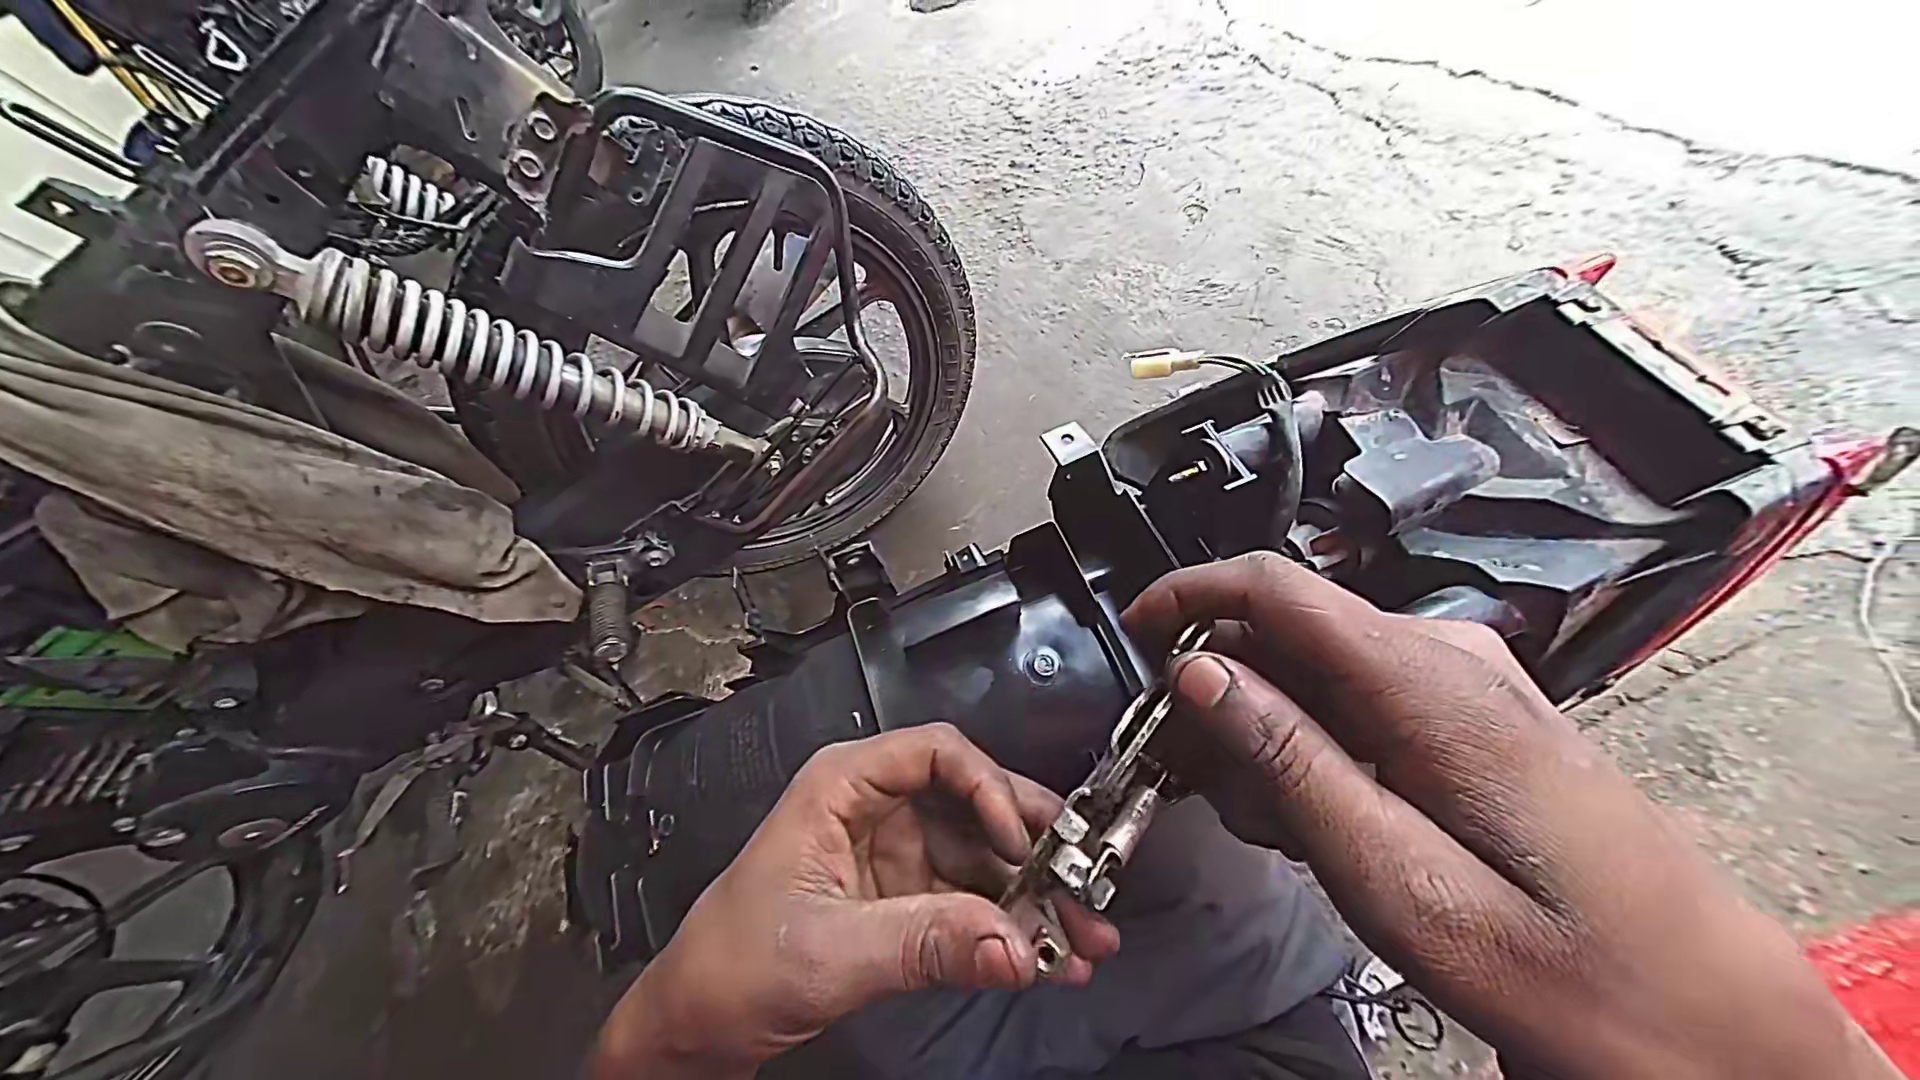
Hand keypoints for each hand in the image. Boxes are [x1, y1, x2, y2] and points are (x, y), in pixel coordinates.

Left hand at [589, 723, 1118, 1079]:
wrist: (695, 1024)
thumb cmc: (734, 962)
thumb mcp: (830, 949)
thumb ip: (926, 943)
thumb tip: (1015, 947)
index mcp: (846, 782)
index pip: (936, 752)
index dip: (987, 786)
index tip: (1025, 838)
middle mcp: (879, 804)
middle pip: (971, 800)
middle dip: (1032, 841)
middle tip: (1082, 877)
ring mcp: (897, 851)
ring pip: (980, 853)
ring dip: (1032, 892)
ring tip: (1083, 933)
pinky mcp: (906, 895)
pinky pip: (970, 899)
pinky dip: (1009, 925)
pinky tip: (1047, 952)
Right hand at [1124, 553, 1894, 1079]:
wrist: (1705, 1028)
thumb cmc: (1556, 968)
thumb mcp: (1394, 876)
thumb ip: (1288, 760)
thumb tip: (1197, 672)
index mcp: (1424, 680)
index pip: (1275, 586)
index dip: (1189, 591)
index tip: (1136, 627)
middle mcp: (1436, 655)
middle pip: (1281, 634)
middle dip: (1219, 693)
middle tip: (1196, 773)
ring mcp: (1450, 679)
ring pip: (1304, 669)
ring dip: (1261, 731)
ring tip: (1272, 818)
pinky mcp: (1453, 708)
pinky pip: (1343, 696)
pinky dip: (1302, 741)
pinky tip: (1313, 809)